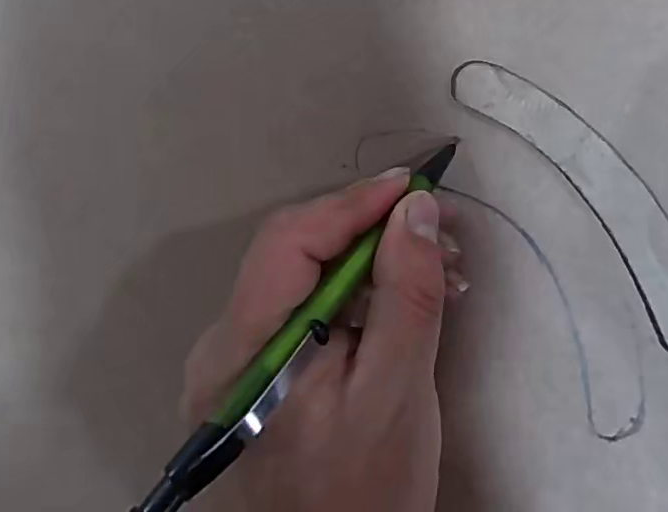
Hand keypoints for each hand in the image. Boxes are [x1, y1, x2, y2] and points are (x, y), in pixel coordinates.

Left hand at [180, 169, 463, 511]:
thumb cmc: (366, 492)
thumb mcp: (397, 394)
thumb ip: (407, 295)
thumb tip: (416, 208)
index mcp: (242, 352)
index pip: (289, 242)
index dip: (352, 203)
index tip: (411, 185)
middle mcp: (226, 340)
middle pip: (297, 246)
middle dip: (372, 223)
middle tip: (437, 218)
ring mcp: (241, 345)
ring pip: (309, 263)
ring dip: (375, 248)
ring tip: (440, 256)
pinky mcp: (265, 351)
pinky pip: (312, 290)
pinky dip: (362, 277)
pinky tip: (408, 282)